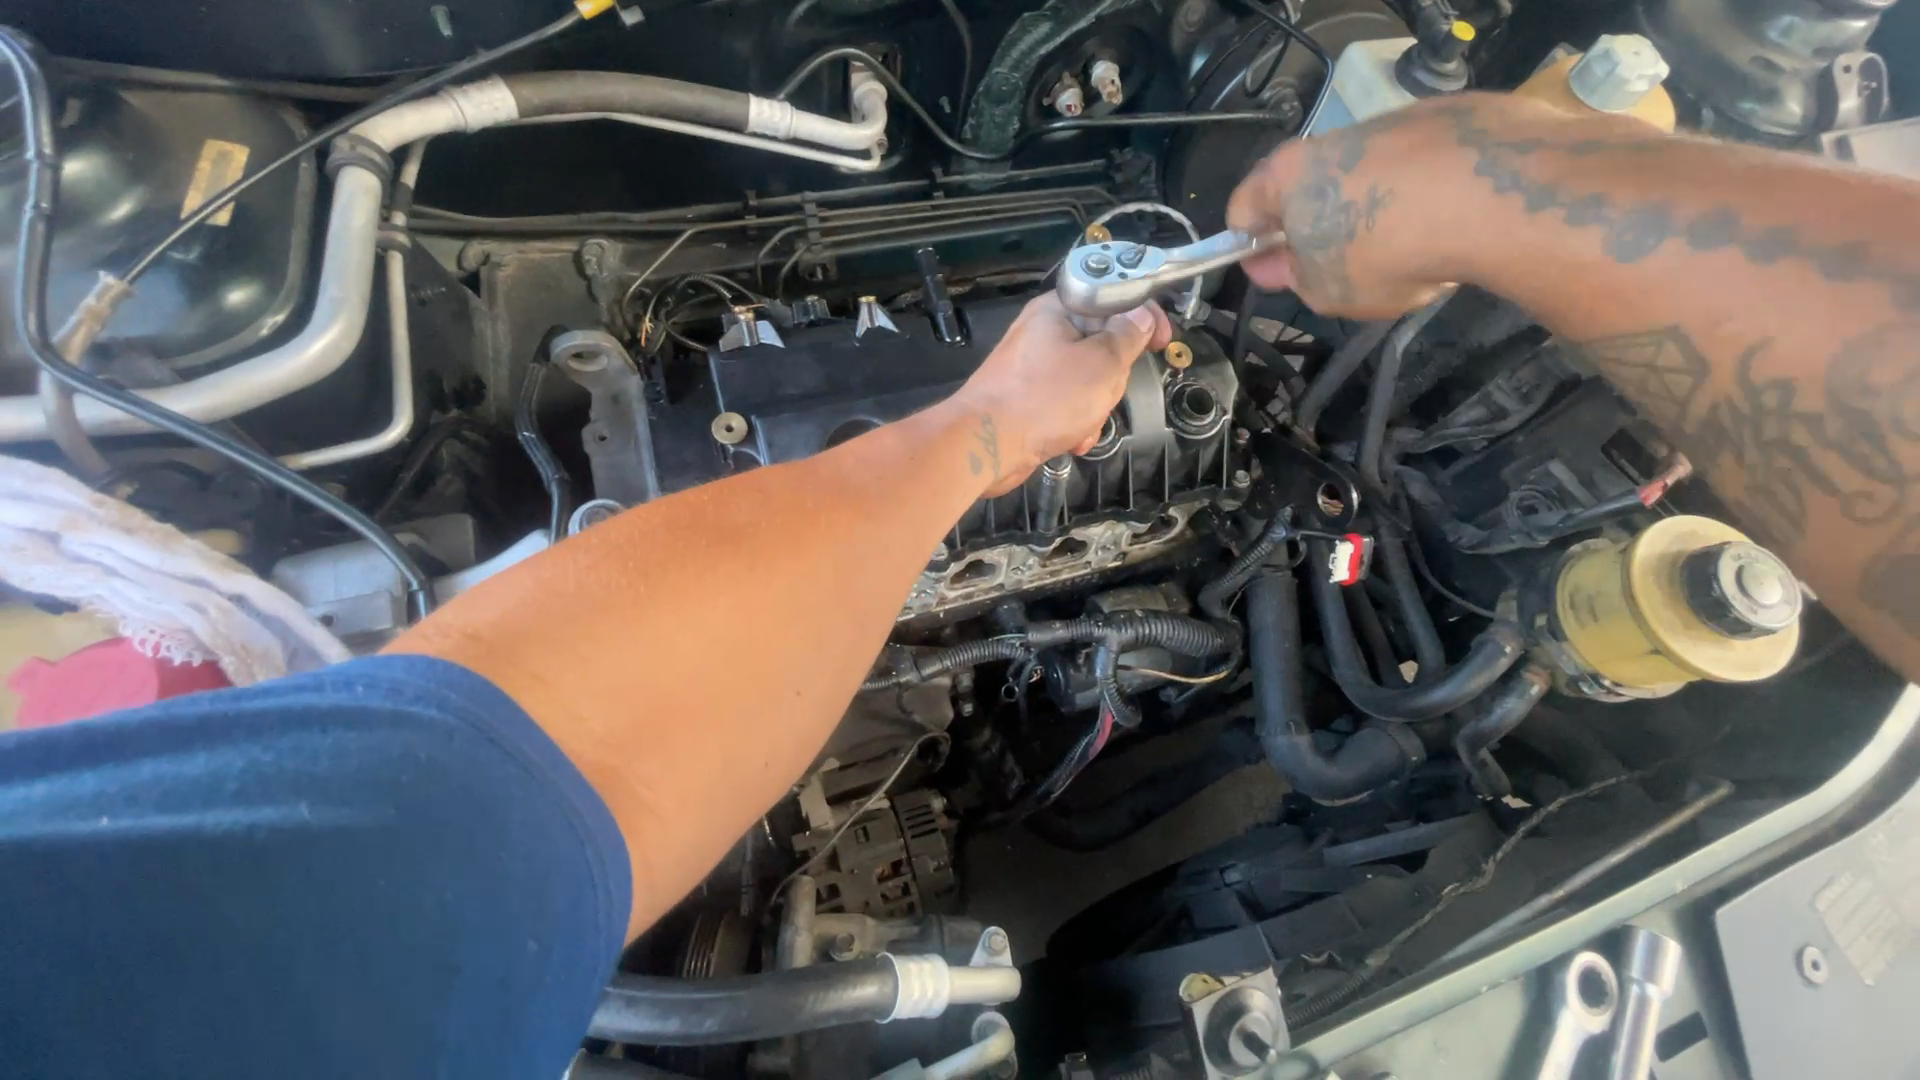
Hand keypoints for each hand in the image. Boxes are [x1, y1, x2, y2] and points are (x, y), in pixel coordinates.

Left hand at [950, 292, 1171, 495]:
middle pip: (1102, 346)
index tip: (1161, 341)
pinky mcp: (1027, 401)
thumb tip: (1141, 316)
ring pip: (1087, 382)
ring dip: (1094, 408)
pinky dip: (1074, 424)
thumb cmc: (1045, 399)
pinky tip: (1072, 440)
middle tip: (1105, 392)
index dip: (1142, 317)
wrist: (986, 445)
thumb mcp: (1101, 364)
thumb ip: (1127, 337)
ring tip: (1083, 423)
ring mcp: (1033, 370)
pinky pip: (1065, 406)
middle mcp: (1043, 334)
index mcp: (1058, 311)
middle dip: (1112, 377)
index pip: (1112, 298)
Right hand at [1226, 95, 1490, 318]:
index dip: (1252, 246)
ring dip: (1372, 208)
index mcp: (1287, 176)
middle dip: (1316, 227)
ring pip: (1366, 174)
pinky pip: (1421, 163)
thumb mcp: (1322, 291)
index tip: (1276, 271)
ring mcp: (1393, 121)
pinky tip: (1449, 221)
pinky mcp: (1449, 116)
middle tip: (1342, 268)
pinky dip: (1424, 190)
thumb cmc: (1385, 253)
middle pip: (1307, 188)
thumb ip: (1288, 276)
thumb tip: (1271, 263)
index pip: (1241, 208)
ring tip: (1410, 248)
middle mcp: (1332, 138)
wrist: (1498, 196)